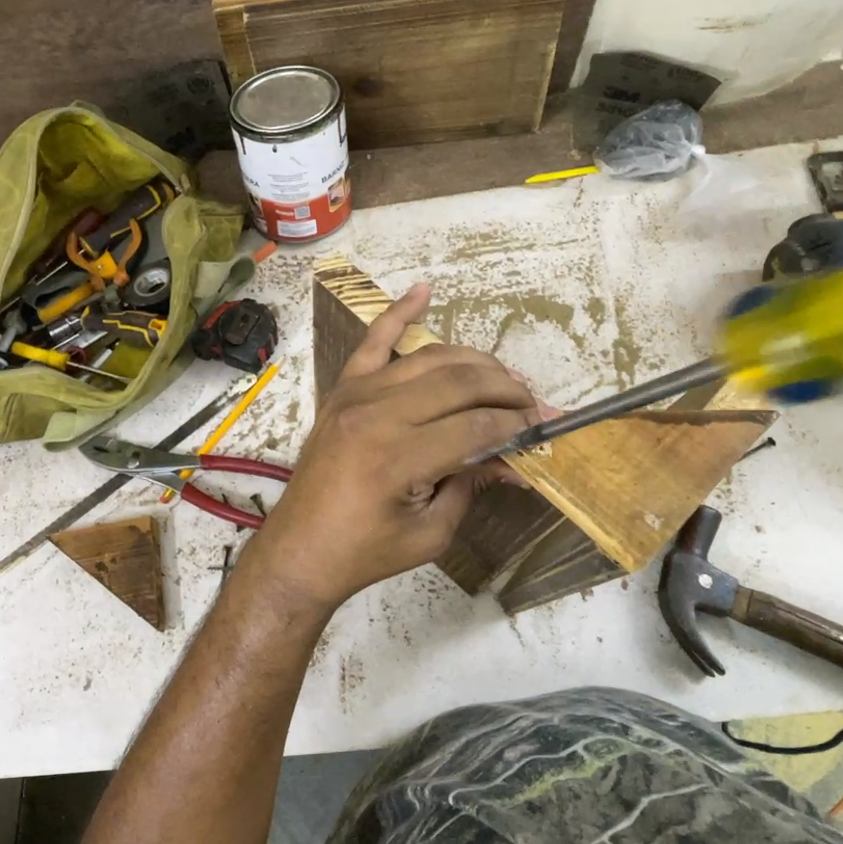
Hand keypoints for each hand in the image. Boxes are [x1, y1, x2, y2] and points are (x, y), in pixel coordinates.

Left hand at [240, 284, 538, 610]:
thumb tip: (515, 456)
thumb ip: (472, 485)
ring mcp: (355, 395)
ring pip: (429, 358)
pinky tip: (424, 291)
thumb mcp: (431, 532)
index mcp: (397, 458)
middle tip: (531, 406)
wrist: (300, 548)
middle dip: (506, 390)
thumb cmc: (365, 552)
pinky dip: (399, 313)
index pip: (476, 427)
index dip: (516, 426)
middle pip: (459, 383)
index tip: (542, 430)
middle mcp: (376, 415)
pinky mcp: (342, 390)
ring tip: (503, 379)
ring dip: (474, 363)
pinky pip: (373, 342)